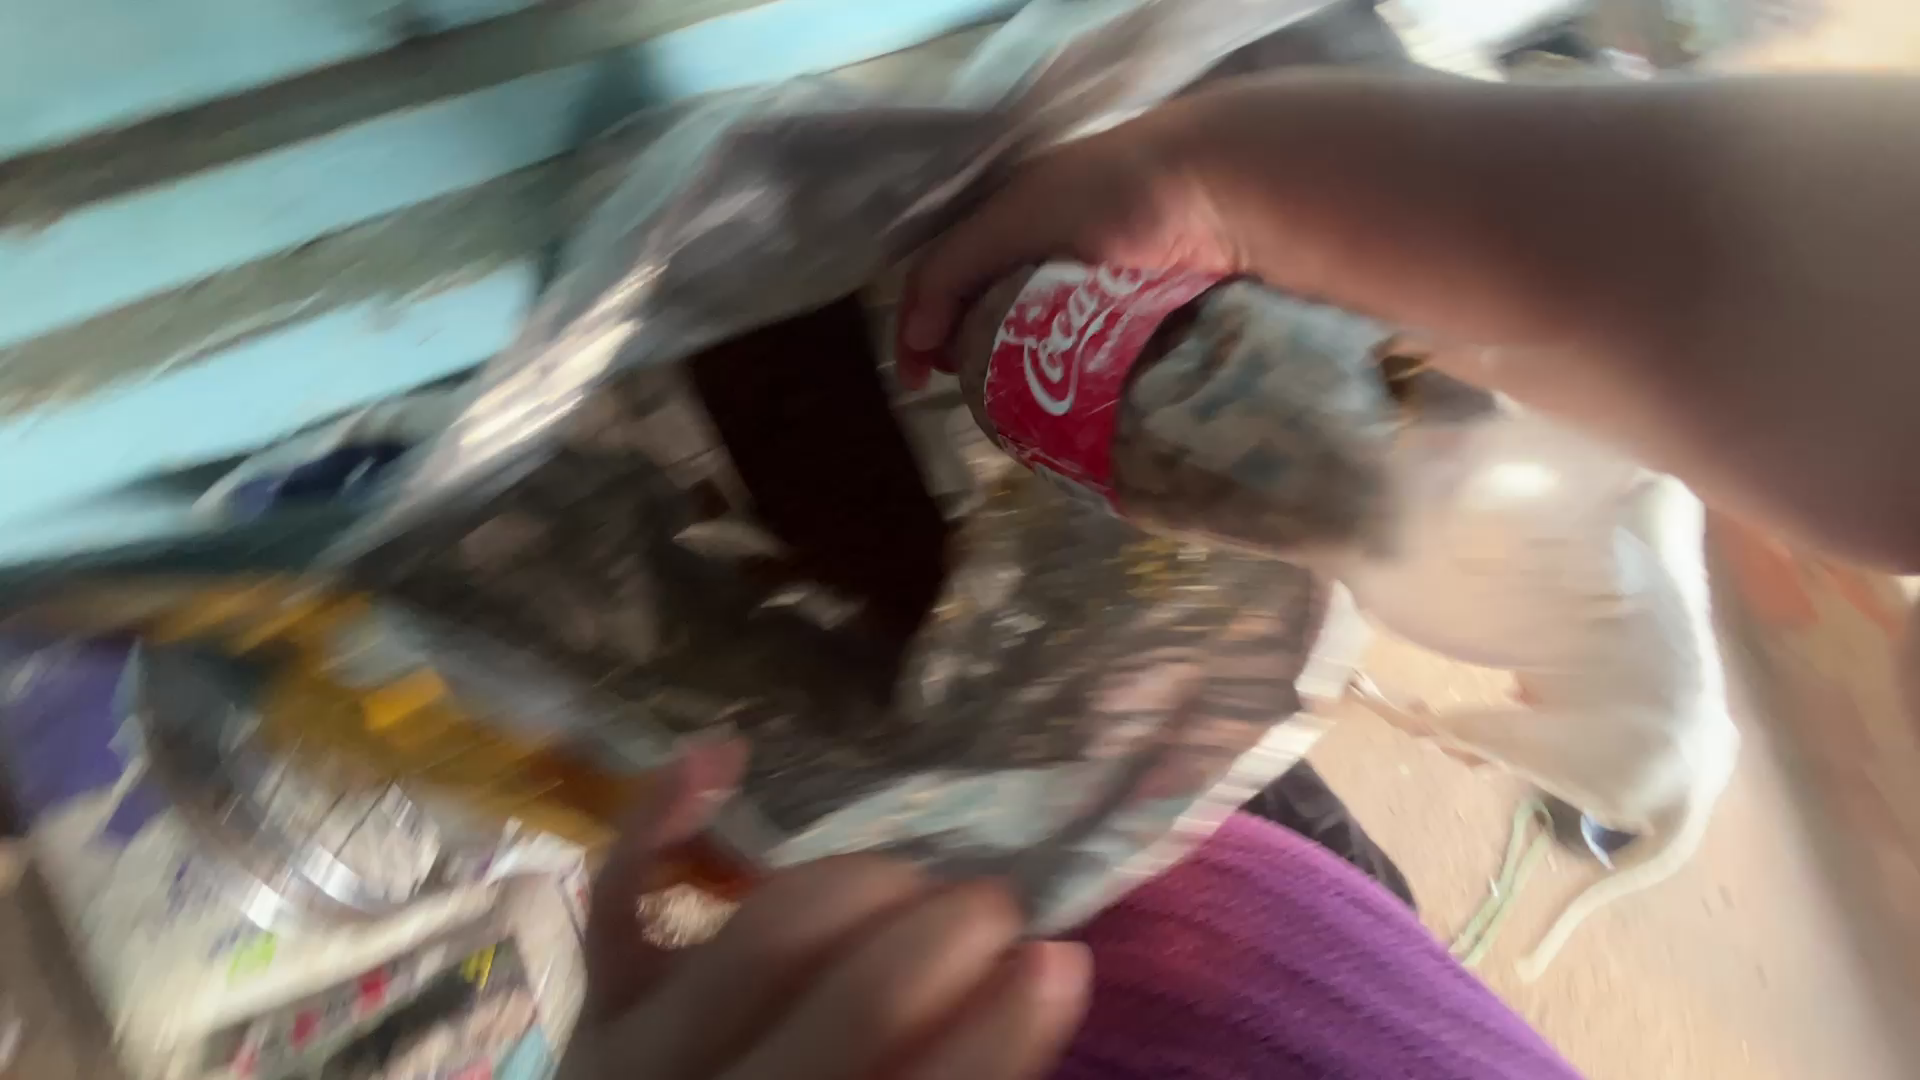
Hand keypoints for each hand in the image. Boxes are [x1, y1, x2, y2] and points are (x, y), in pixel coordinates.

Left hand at [560, 740, 1090, 1079]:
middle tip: (994, 902)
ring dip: (858, 884)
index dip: (1004, 1028)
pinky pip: (620, 896)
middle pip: (853, 1003)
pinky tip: (727, 755)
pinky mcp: (599, 1000)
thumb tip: (1043, 969)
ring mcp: (637, 1051)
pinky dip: (664, 817)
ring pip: (763, 937)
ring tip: (907, 876)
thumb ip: (954, 1065)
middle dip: (946, 935)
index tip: (1057, 957)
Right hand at [894, 113, 1248, 386]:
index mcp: (1007, 227)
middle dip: (962, 355)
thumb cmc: (1109, 197)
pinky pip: (1070, 358)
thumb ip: (952, 269)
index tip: (916, 383)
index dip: (919, 330)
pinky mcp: (1121, 321)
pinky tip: (1050, 398)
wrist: (1218, 195)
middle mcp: (1040, 257)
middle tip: (967, 391)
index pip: (942, 283)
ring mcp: (1082, 292)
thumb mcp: (1014, 219)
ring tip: (1003, 404)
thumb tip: (916, 341)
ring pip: (1022, 341)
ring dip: (1004, 373)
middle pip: (979, 315)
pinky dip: (1051, 379)